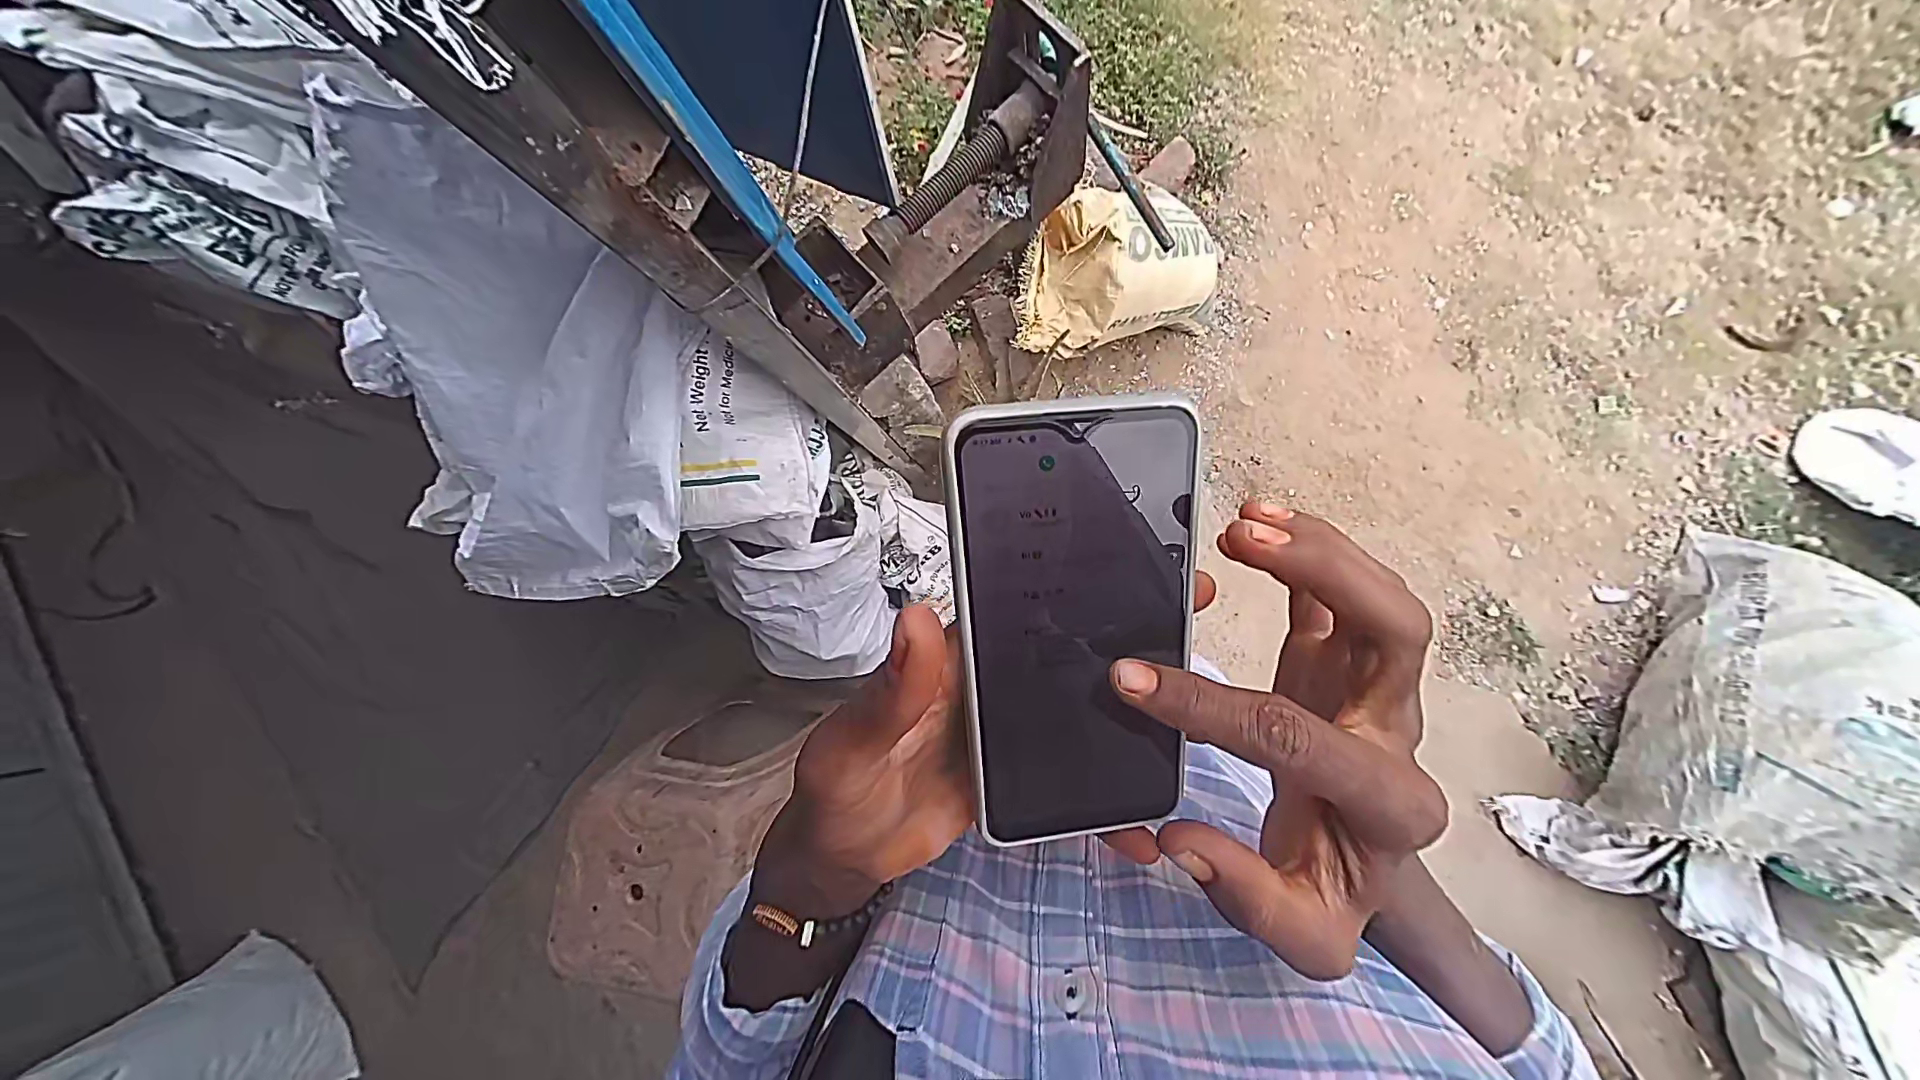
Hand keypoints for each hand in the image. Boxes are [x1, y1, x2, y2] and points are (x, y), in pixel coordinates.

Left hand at [752, 572, 1224, 912]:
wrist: (847, 850)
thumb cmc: (839, 782)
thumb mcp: (856, 737)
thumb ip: (893, 686)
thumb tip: (916, 619)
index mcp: (955, 656)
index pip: (1018, 604)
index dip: (1071, 578)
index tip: (1133, 556)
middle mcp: (990, 683)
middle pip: (1066, 651)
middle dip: (1125, 633)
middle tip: (1190, 615)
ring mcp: (1010, 731)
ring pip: (1081, 710)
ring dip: (1130, 712)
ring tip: (1191, 715)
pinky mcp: (1021, 778)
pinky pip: (1072, 781)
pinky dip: (1104, 801)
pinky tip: (1138, 822)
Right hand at [1109, 504, 1447, 979]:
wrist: (1367, 861)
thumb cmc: (1331, 886)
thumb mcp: (1300, 930)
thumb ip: (1242, 895)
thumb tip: (1174, 835)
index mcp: (1385, 804)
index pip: (1291, 737)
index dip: (1204, 706)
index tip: (1129, 680)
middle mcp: (1395, 731)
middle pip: (1395, 632)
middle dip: (1322, 573)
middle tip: (1241, 539)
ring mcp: (1377, 688)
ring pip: (1378, 598)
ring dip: (1317, 545)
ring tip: (1247, 519)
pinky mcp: (1352, 663)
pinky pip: (1344, 595)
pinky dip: (1310, 551)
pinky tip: (1261, 523)